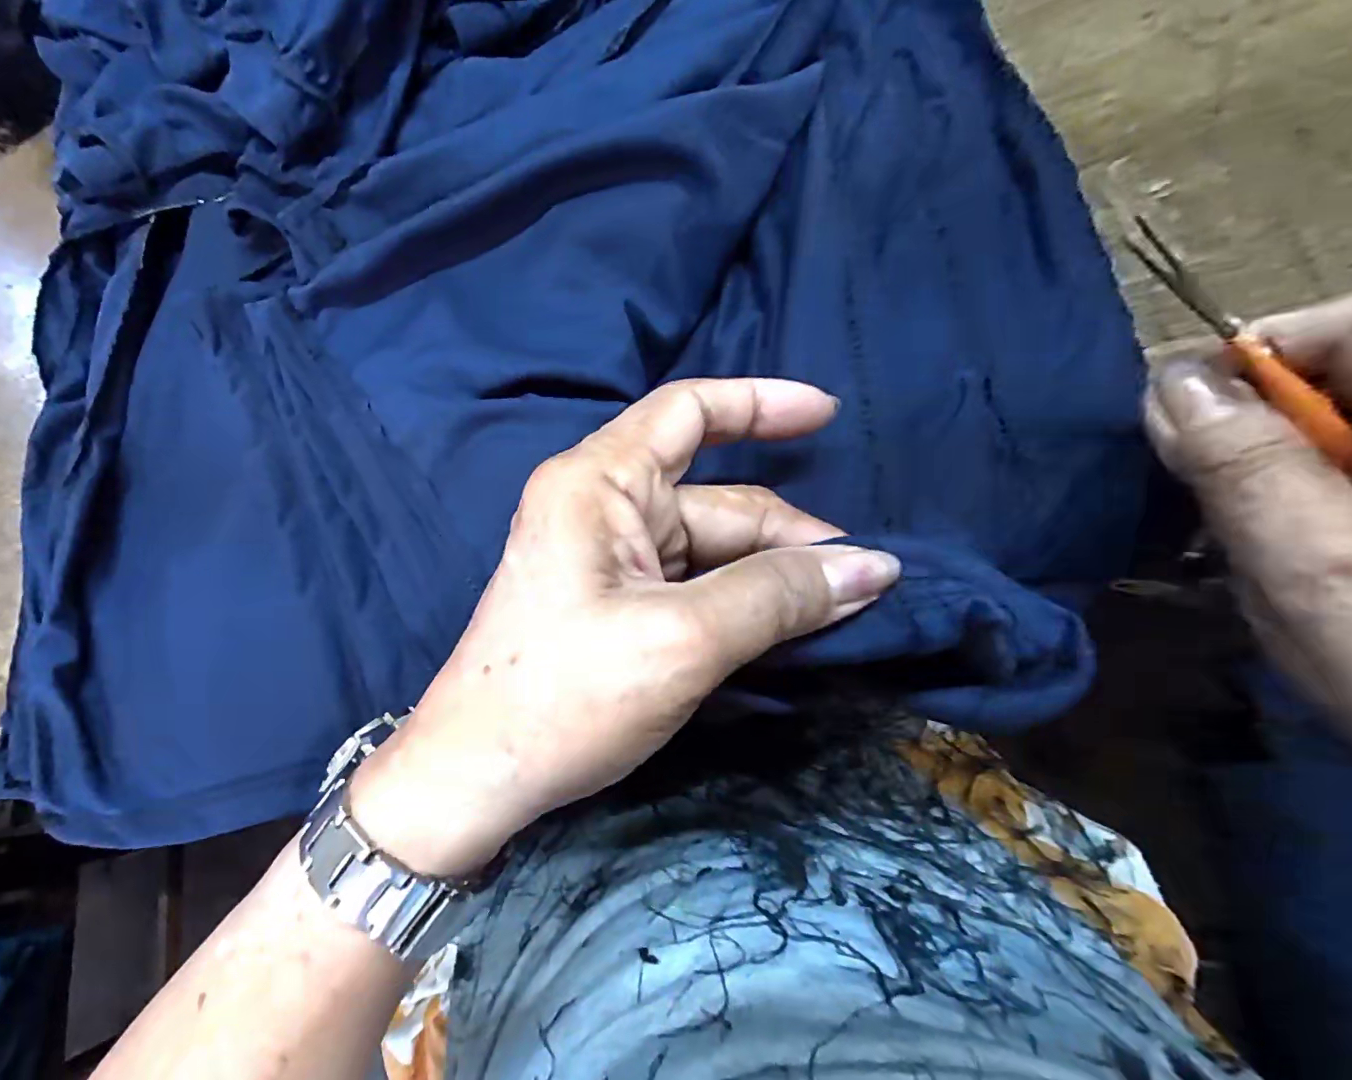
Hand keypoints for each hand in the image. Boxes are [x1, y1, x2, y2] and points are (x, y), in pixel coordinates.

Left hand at [347, 379, 901, 876]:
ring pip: (709, 549)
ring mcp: (605, 560)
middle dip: (789, 536)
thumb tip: (874, 567)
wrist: (478, 775)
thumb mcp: (682, 640)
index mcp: (598, 484)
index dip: (759, 403)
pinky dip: (740, 602)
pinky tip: (789, 627)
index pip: (687, 413)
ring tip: (841, 609)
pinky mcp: (612, 605)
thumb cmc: (565, 696)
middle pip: (716, 499)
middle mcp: (600, 508)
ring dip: (772, 576)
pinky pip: (691, 586)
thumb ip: (778, 595)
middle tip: (866, 582)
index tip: (827, 414)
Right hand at [1146, 274, 1351, 890]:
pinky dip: (1321, 498)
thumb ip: (1242, 465)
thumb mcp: (1322, 572)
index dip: (1269, 354)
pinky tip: (1295, 551)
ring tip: (1253, 538)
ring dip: (1289, 467)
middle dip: (1273, 423)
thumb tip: (1168, 382)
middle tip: (1217, 500)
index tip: (1187, 424)